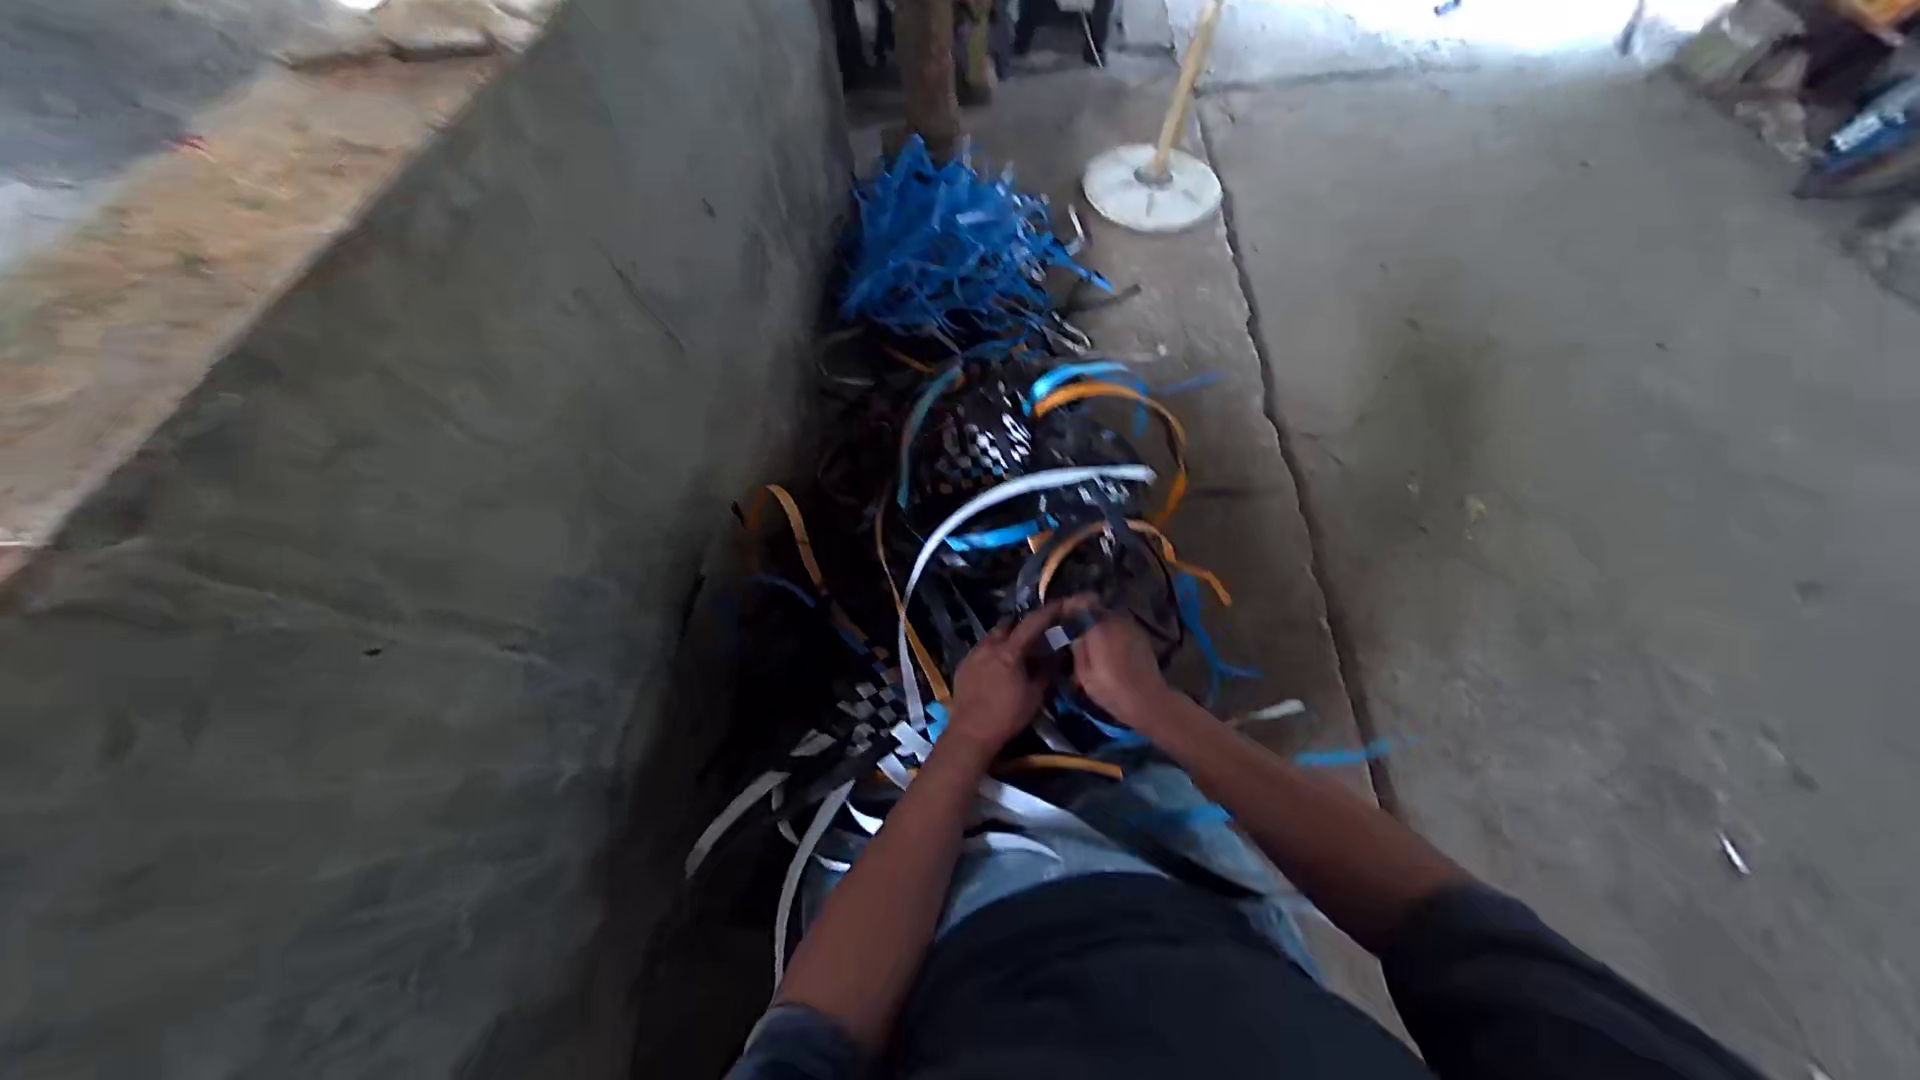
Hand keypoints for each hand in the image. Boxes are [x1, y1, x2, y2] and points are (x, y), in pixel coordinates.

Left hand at [942, 601, 1066, 762]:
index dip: (1047, 612)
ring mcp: (972, 655)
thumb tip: (1054, 657)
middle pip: (1007, 625)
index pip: (1031, 624)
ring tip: (1014, 652)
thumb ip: (1045, 672)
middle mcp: (988, 646)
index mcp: (1009, 651)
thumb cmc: (1006, 716)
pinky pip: (980, 650)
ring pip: (991, 637)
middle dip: (1021, 626)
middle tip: (1034, 635)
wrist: (970, 733)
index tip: (1059, 604)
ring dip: (1004, 639)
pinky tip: (995, 666)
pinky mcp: (962, 666)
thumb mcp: (1034, 696)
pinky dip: (991, 652)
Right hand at [1069, 604, 1174, 720]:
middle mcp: (1116, 621)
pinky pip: (1122, 627)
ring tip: (1096, 642)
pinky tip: (1112, 648)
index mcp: (1099, 628)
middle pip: (1098, 610)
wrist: (1148, 700)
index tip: (1065, 616)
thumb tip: (1077, 637)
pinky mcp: (1142, 636)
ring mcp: (1132, 627)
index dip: (1072, 608)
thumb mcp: (1084, 675)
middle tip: (1079, 633)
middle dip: (1087, 618)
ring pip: (1111, 618)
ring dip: (1102, 626)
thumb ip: (1078, 650)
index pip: (1082, 604)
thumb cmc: (1111, 690)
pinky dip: (1115, 632)